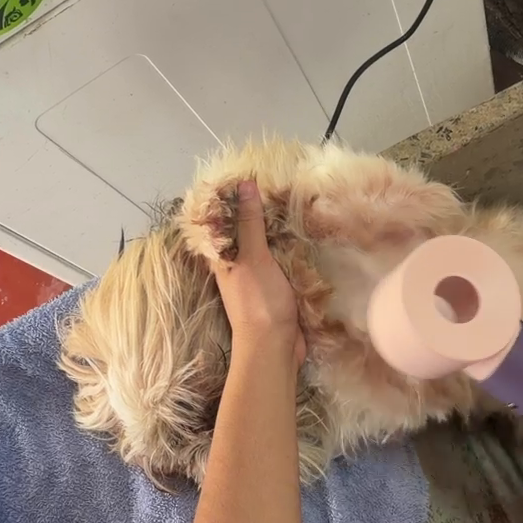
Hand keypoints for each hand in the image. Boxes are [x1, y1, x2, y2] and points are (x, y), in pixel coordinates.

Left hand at [209, 181, 304, 369]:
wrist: (274, 347)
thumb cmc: (259, 301)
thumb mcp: (253, 257)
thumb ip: (250, 223)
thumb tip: (245, 185)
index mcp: (222, 258)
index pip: (221, 221)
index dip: (229, 198)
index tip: (247, 176)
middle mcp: (235, 266)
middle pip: (243, 232)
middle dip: (256, 212)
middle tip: (276, 185)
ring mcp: (255, 278)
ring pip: (263, 247)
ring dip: (275, 231)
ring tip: (291, 204)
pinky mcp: (274, 289)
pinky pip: (279, 262)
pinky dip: (287, 250)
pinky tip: (301, 237)